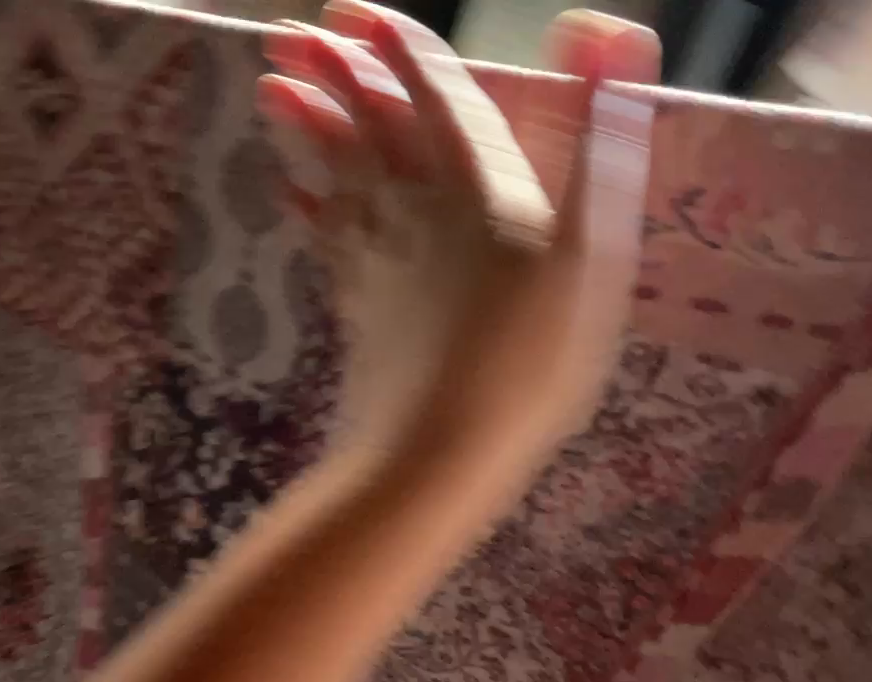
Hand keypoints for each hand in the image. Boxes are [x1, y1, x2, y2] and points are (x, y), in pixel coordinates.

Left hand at [261, 3, 658, 491]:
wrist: (438, 447)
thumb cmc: (529, 358)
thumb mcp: (597, 247)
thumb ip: (601, 135)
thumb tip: (602, 26)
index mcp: (473, 181)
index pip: (426, 90)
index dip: (390, 45)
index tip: (349, 12)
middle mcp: (410, 205)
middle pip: (363, 122)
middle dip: (328, 71)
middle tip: (287, 37)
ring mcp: (373, 257)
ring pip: (331, 173)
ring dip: (303, 127)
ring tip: (269, 91)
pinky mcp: (354, 302)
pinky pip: (322, 238)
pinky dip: (304, 207)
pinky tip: (286, 190)